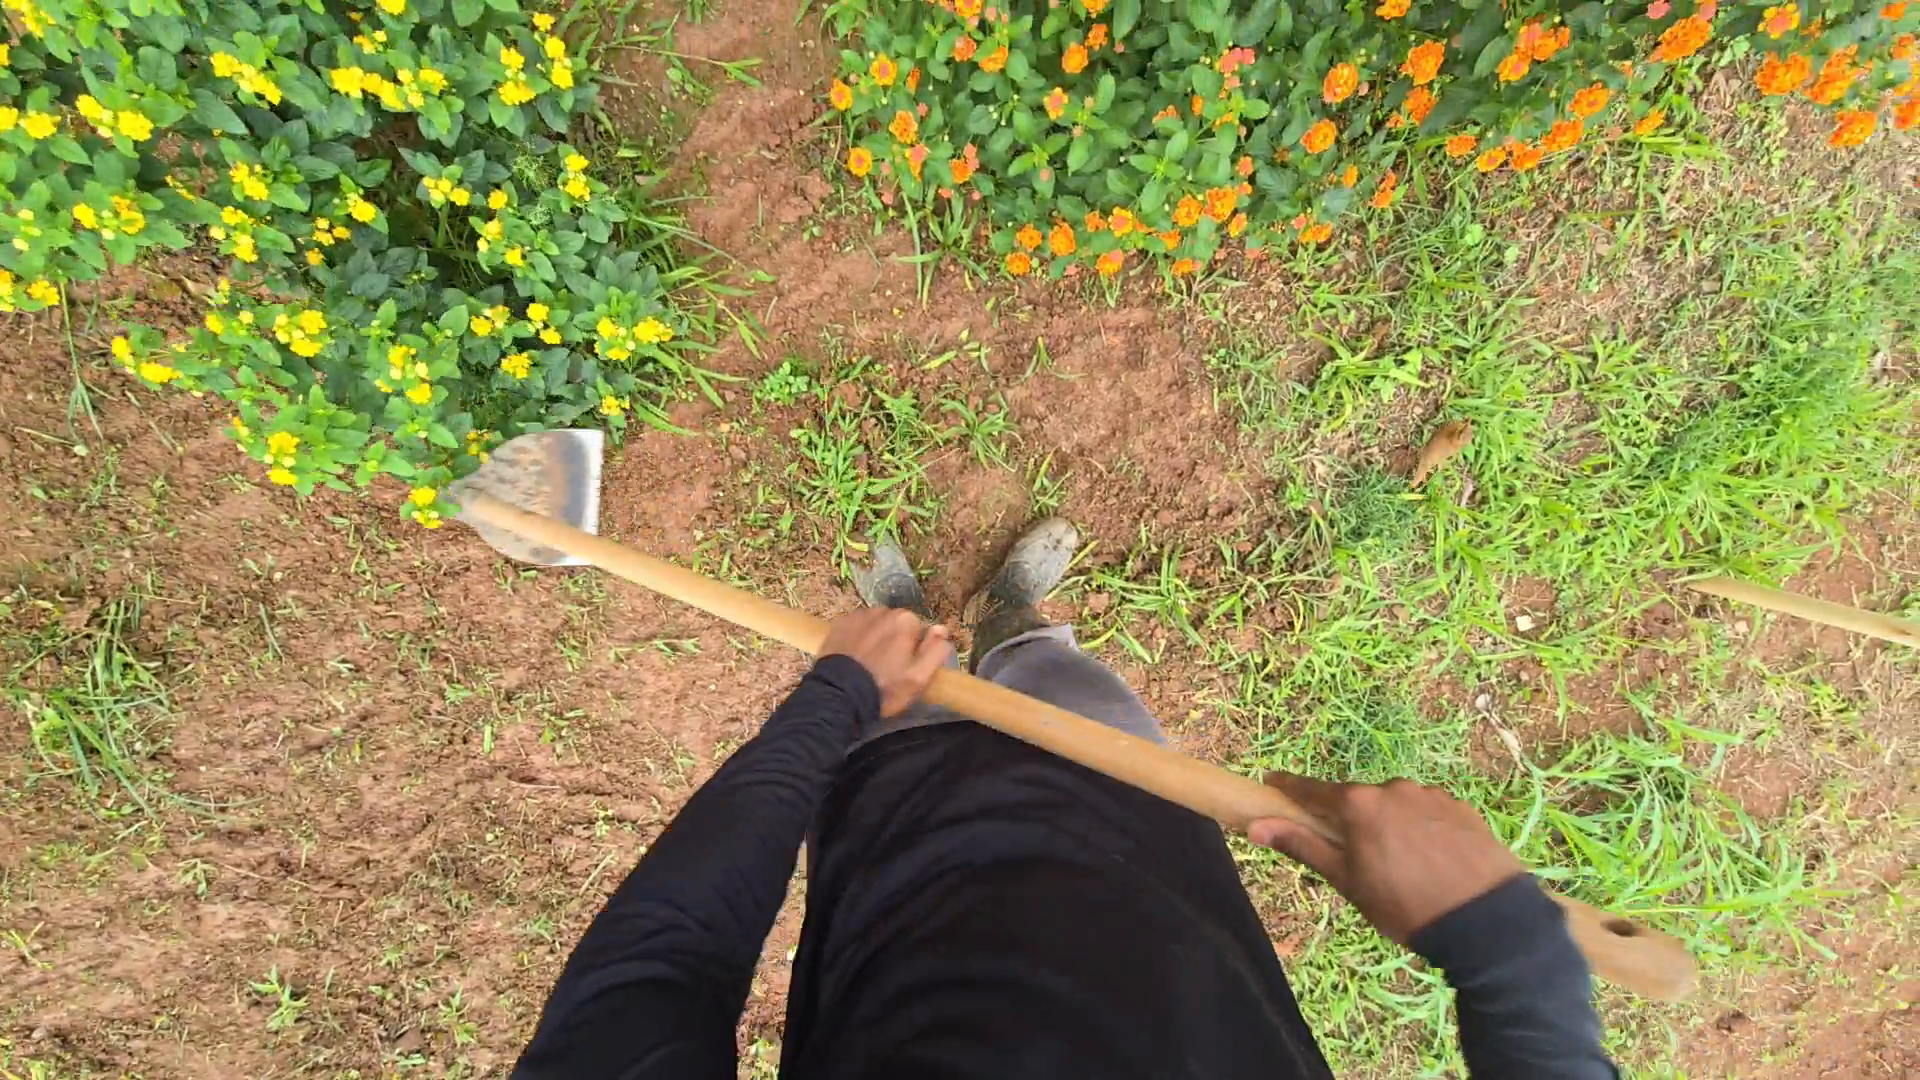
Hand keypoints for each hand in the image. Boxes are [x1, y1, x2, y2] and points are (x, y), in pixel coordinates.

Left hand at [819, 608, 952, 717]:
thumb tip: (942, 628)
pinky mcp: (840, 623)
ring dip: (876, 636)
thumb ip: (936, 651)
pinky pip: (857, 626)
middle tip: (886, 665)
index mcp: (906, 620)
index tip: (904, 666)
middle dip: (894, 639)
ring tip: (868, 661)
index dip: (914, 648)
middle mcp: (883, 611)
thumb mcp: (919, 678)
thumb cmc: (884, 688)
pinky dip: (858, 636)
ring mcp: (859, 615)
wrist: (839, 695)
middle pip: (896, 623)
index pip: (918, 629)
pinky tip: (854, 655)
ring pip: (876, 623)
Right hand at [1247, 775, 1523, 944]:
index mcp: (1357, 803)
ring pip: (1394, 805)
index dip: (1289, 788)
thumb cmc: (1406, 906)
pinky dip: (1421, 827)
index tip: (1272, 784)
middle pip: (1356, 799)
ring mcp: (1429, 795)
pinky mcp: (1461, 808)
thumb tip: (1255, 826)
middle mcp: (1390, 787)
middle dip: (1349, 819)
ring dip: (1388, 823)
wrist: (1494, 928)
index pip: (1310, 788)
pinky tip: (1433, 858)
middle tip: (1356, 854)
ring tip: (1403, 862)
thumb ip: (1301, 846)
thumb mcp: (1347, 882)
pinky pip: (1428, 811)